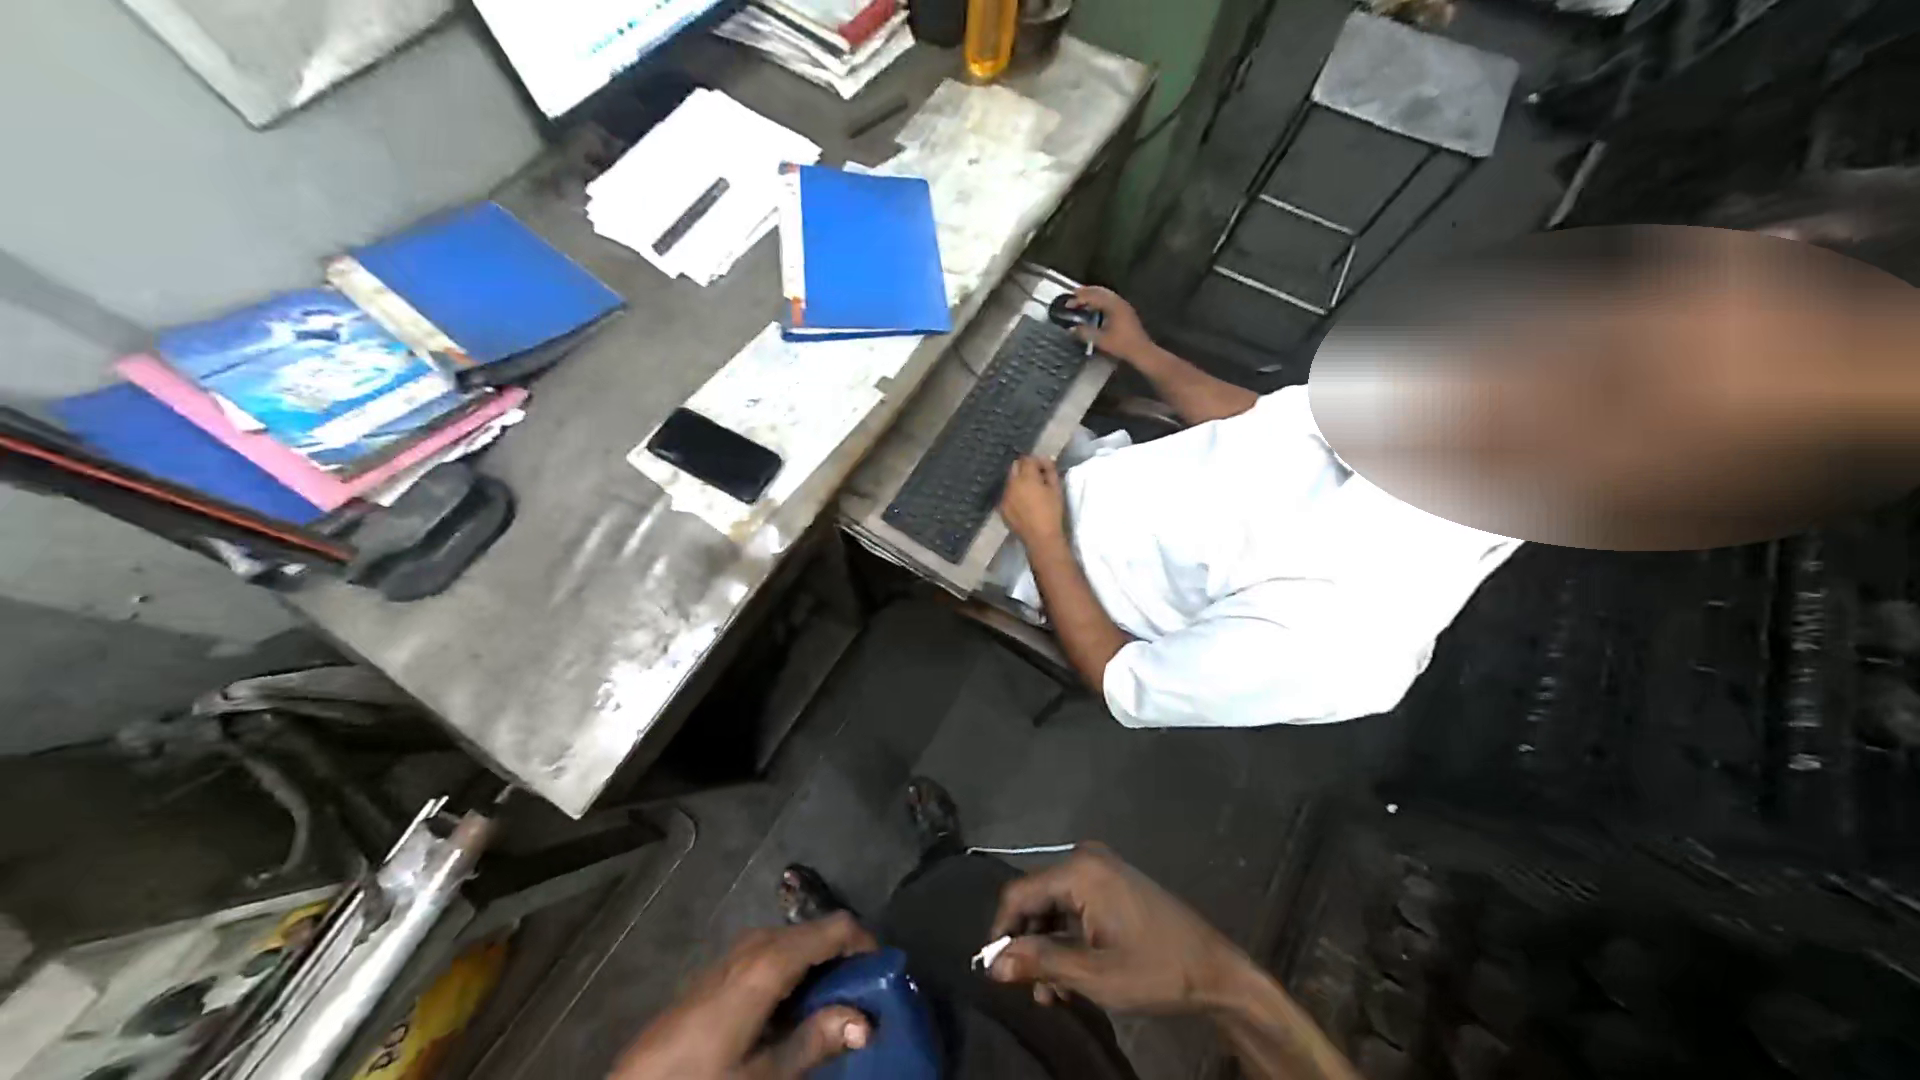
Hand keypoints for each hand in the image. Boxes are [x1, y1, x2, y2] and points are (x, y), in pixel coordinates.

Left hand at [610, 913, 876, 1079]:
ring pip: (792, 944)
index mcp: (770, 960)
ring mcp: (733, 954)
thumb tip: (865, 1020)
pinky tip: (788, 1014)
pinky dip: (792, 973)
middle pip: (814, 933)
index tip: (883, 975)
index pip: (834, 927)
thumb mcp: (762, 1076)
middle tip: (861, 1000)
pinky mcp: (719, 971)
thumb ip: (815, 1041)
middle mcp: (754, 944)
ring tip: (830, 1010)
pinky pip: (770, 956)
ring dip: (817, 968)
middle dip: (843, 959)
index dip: (865, 943)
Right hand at [986, 844, 1253, 1015]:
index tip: (998, 972)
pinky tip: (1070, 973)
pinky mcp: (1111, 881)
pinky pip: (1073, 903)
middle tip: (1034, 989)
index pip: (1018, 895)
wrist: (1216, 970)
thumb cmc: (1156, 970)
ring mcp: (1100, 867)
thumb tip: (992, 964)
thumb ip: (1040, 964)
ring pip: (1052, 905)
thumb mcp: (1093, 975)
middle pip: (1035, 899)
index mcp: (1079, 871)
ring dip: (1047, 946)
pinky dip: (1066, 935)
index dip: (1002, 932)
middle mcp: (1084, 858)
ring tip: (1054, 991)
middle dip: (1029, 944)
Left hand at [999, 456, 1067, 546]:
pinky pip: (1007, 494)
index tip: (1045, 468)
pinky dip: (1014, 494)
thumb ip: (1050, 471)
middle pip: (1015, 466)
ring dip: (1018, 481)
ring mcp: (1004, 496)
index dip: (1037, 461)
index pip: (1027, 459)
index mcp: (1026, 478)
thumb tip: (1046, 459)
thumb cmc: (1052, 512)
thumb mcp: (1056, 489)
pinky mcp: (1002, 508)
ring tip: (1030, 491)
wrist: (1041, 537)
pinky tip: (1023, 503)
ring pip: (1010, 481)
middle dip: (1025, 467)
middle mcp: (1011, 484)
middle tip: (1037, 477)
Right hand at [1070, 286, 1155, 364]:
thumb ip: (1085, 333)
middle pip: (1100, 291)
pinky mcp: (1125, 310)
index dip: (1078, 299)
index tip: (1067, 304)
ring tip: (1082, 298)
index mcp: (1112, 305)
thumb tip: (1071, 329)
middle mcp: (1118, 301)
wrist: (1141, 349)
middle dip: (1085, 292)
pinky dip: (1100, 299)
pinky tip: (1095, 306)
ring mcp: (1123, 304)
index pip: (1092, 297)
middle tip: (1073, 295)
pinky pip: (1110, 299)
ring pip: (1105, 294)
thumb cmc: (1121, 345)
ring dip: (1093, 294)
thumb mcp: (1100, 340)